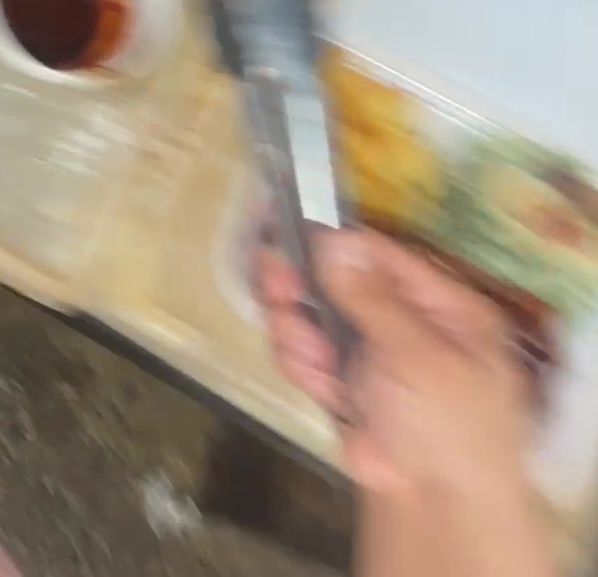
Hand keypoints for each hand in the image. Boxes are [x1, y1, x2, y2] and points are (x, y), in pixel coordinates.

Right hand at [259, 230, 529, 495]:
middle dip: (297, 293)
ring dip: (298, 339)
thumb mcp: (417, 355)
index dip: (325, 238)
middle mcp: (396, 314)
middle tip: (280, 297)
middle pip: (323, 276)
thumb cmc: (445, 421)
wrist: (430, 496)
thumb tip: (333, 235)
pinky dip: (300, 366)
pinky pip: (293, 346)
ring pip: (299, 311)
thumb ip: (370, 296)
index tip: (275, 225)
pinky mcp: (330, 366)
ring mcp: (360, 342)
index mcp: (437, 304)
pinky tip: (323, 390)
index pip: (373, 251)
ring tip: (317, 368)